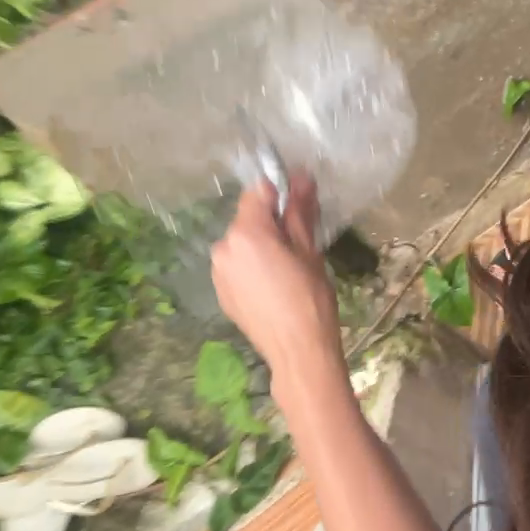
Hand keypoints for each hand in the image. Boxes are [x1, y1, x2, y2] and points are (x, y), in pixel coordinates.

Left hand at [211, 173, 342, 378]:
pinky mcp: (220, 292)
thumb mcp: (310, 254)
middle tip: (302, 244)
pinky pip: (238, 268)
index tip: (303, 198)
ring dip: (263, 248)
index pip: (258, 194)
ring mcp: (218, 272)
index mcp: (247, 234)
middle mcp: (223, 248)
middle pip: (249, 221)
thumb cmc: (311, 300)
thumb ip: (300, 214)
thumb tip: (301, 179)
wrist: (298, 351)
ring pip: (243, 246)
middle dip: (273, 224)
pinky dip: (254, 268)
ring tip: (289, 270)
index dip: (281, 192)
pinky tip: (276, 287)